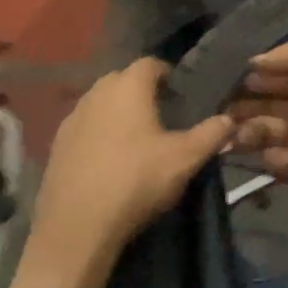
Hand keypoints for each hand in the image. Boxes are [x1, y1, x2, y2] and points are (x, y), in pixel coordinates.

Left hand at [33, 58, 233, 257]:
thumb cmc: (136, 180)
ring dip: (117, 112)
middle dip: (142, 92)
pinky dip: (98, 134)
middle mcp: (96, 92)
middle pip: (123, 80)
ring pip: (101, 103)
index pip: (150, 64)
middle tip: (162, 116)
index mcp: (128, 86)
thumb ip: (211, 135)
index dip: (167, 74)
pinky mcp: (57, 143)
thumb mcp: (184, 159)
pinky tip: (108, 160)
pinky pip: (84, 127)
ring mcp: (72, 117)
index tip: (181, 94)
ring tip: (136, 139)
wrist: (78, 224)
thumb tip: (231, 119)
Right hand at [229, 36, 287, 222]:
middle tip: (218, 102)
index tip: (228, 72)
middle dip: (244, 99)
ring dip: (246, 128)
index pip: (283, 69)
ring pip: (266, 129)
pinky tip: (260, 152)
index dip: (257, 70)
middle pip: (269, 98)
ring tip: (228, 129)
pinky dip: (264, 156)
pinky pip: (274, 160)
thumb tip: (255, 61)